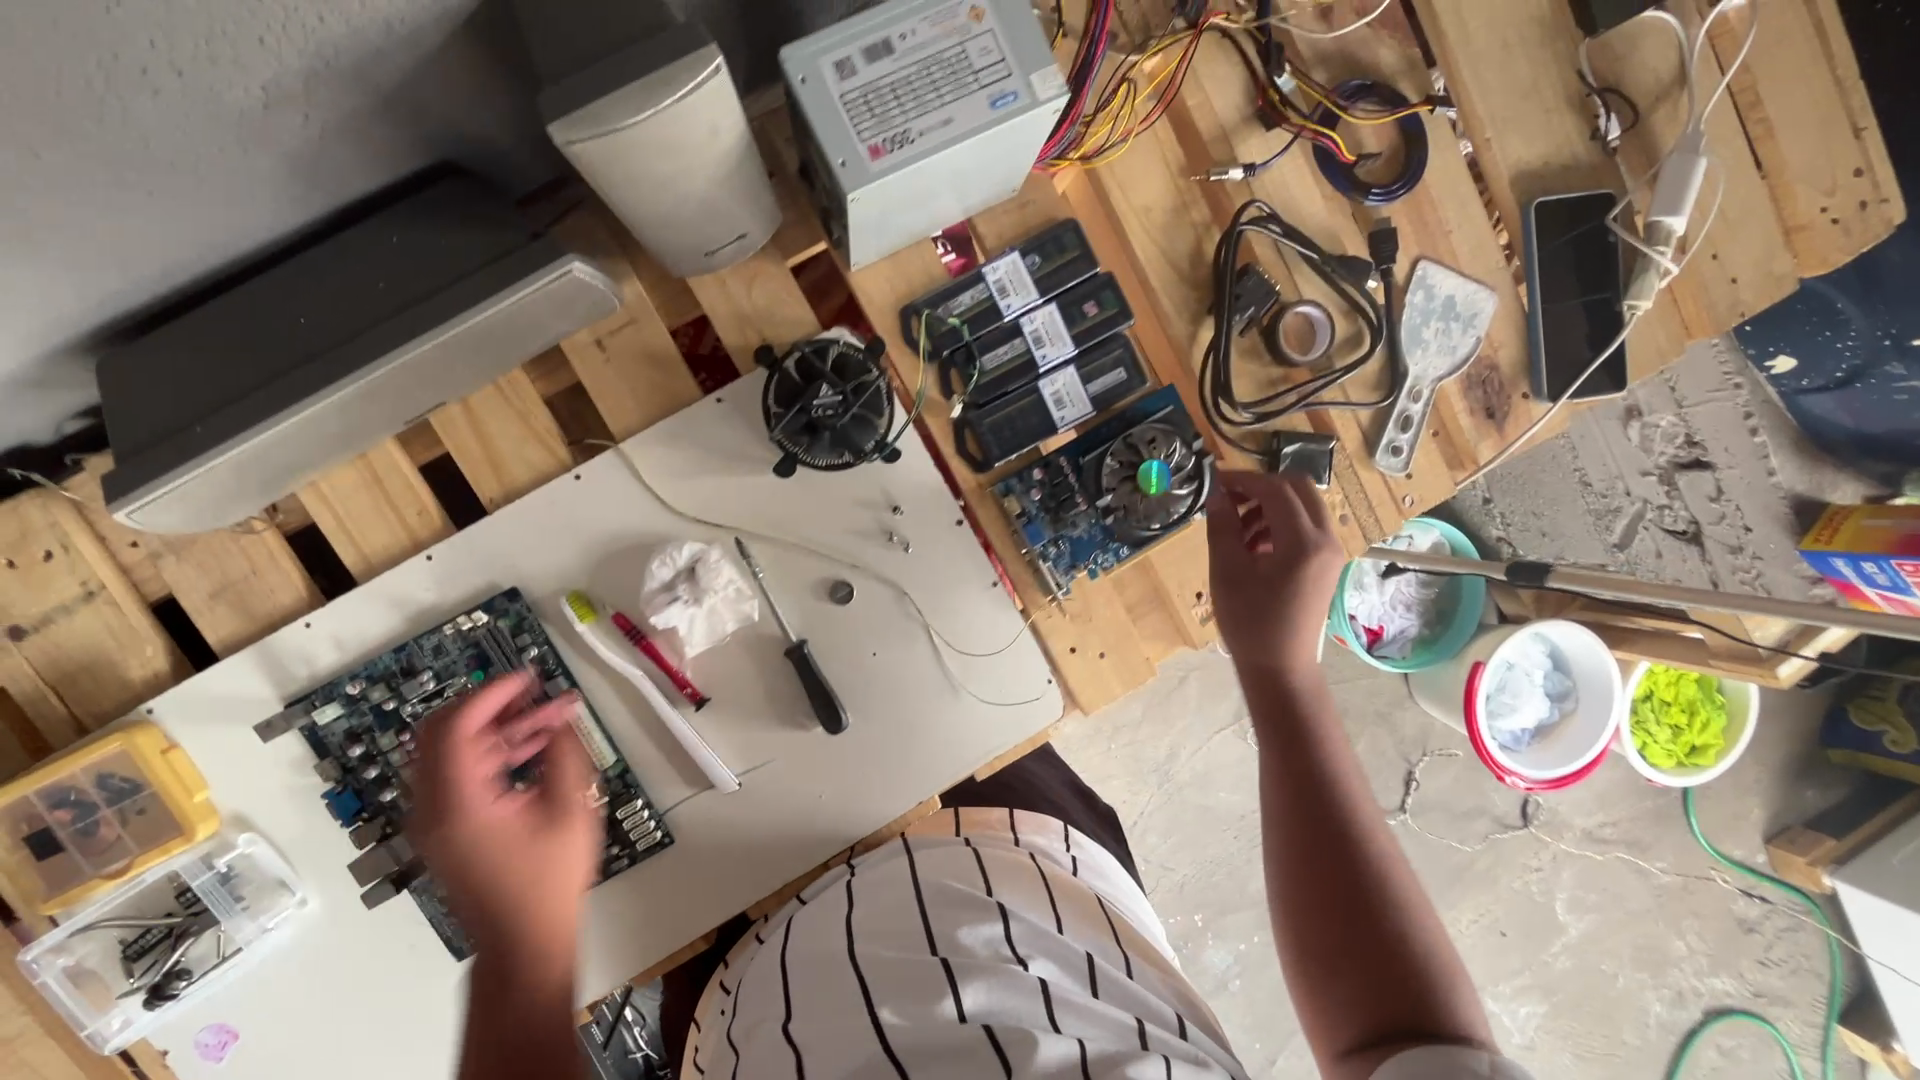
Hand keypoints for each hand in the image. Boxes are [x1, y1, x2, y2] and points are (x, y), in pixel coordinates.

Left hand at [411, 670, 602, 968]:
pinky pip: (463, 775)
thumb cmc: (549, 880)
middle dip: (491, 705)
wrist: (523, 944)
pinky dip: (495, 755)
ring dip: (500, 729)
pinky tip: (538, 747)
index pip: (457, 726)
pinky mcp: (448, 829)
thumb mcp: (570, 811)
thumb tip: (559, 714)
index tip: (529, 676)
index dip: (492, 693)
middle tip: (535, 690)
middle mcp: (433, 806)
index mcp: (458, 801)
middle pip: (443, 733)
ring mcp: (436, 819)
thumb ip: (563, 754)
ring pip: (455, 753)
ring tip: (552, 715)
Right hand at [1206, 470, 1345, 675]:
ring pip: (1304, 506)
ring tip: (1237, 530)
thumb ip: (1222, 526)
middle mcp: (1326, 540)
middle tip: (1229, 501)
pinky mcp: (1327, 564)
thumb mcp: (1227, 572)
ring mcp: (1331, 552)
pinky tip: (1254, 546)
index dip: (1244, 480)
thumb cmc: (1250, 623)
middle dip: (1261, 488)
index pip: (1275, 490)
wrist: (1280, 667)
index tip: (1215, 483)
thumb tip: (1217, 494)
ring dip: (1270, 506)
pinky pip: (1307, 527)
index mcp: (1303, 542)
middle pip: (1298, 488)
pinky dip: (1281, 524)